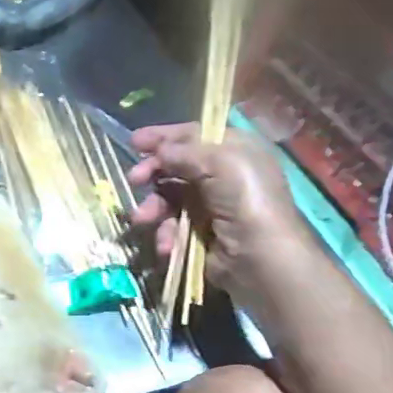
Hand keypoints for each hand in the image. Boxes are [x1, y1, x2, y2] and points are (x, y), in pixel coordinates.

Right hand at [128, 123, 313, 310]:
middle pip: (176, 168)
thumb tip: (158, 151)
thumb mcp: (219, 162)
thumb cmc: (245, 199)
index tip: (134, 141)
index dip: (164, 137)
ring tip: (142, 219)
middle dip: (153, 173)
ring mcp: (209, 208)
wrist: (259, 256)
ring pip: (168, 200)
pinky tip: (168, 245)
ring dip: (153, 209)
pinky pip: (172, 229)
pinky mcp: (200, 236)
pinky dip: (166, 235)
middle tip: (133, 179)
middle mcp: (222, 177)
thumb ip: (185, 152)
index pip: (194, 136)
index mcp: (234, 151)